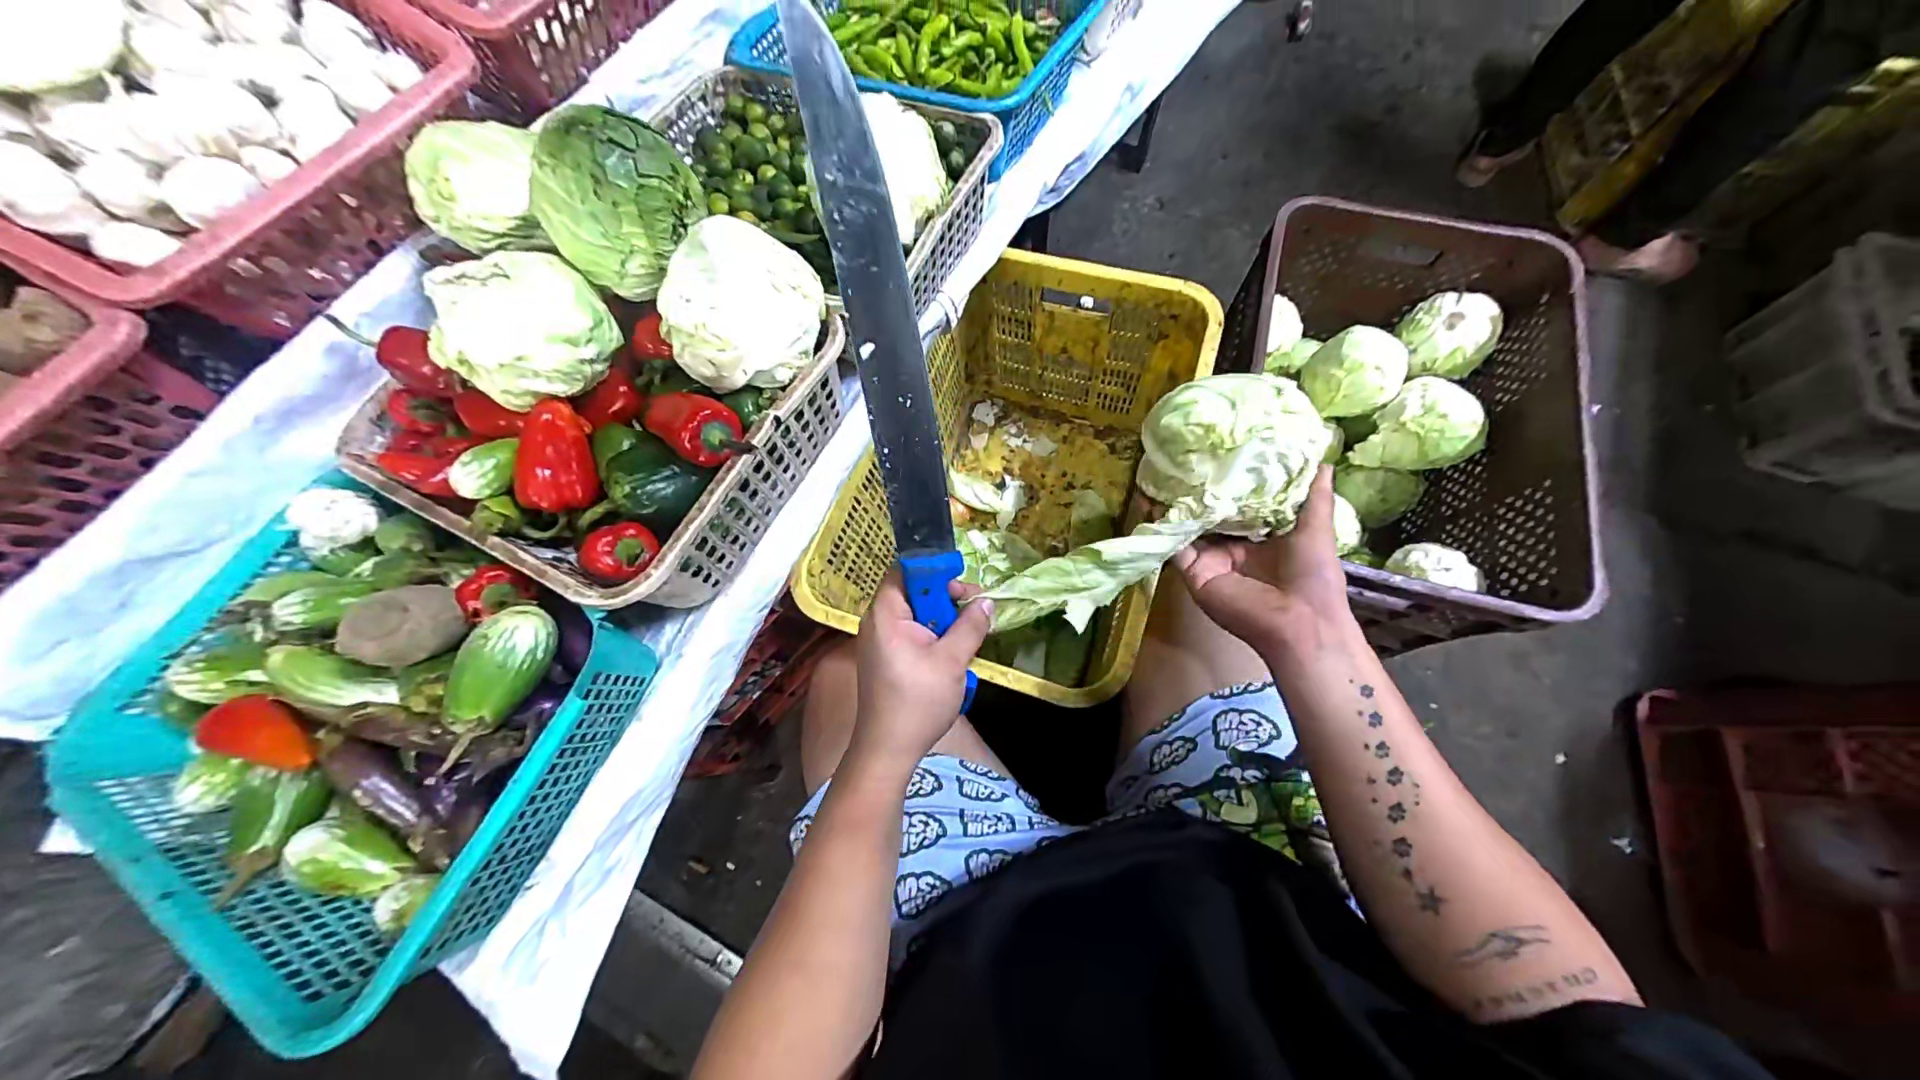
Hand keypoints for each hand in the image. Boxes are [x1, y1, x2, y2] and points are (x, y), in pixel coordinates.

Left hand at [847, 572, 992, 772]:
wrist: (888, 750)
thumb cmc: (917, 702)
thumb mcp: (952, 661)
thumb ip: (970, 626)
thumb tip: (987, 602)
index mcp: (886, 615)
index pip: (904, 570)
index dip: (933, 570)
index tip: (962, 584)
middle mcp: (877, 622)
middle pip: (912, 591)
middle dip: (945, 597)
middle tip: (974, 609)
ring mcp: (880, 641)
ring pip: (915, 615)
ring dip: (943, 619)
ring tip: (968, 633)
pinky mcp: (886, 658)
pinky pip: (911, 633)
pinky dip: (933, 636)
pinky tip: (953, 652)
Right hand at [1171, 465, 1352, 650]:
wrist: (1300, 622)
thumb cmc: (1313, 575)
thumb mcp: (1317, 528)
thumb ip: (1314, 496)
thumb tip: (1323, 460)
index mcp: (1260, 539)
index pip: (1238, 507)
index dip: (1229, 484)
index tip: (1218, 456)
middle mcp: (1232, 550)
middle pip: (1209, 517)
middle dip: (1197, 493)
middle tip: (1183, 460)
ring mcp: (1211, 562)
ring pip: (1188, 530)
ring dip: (1175, 507)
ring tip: (1159, 475)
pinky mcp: (1196, 573)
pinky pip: (1176, 548)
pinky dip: (1164, 528)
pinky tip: (1152, 504)